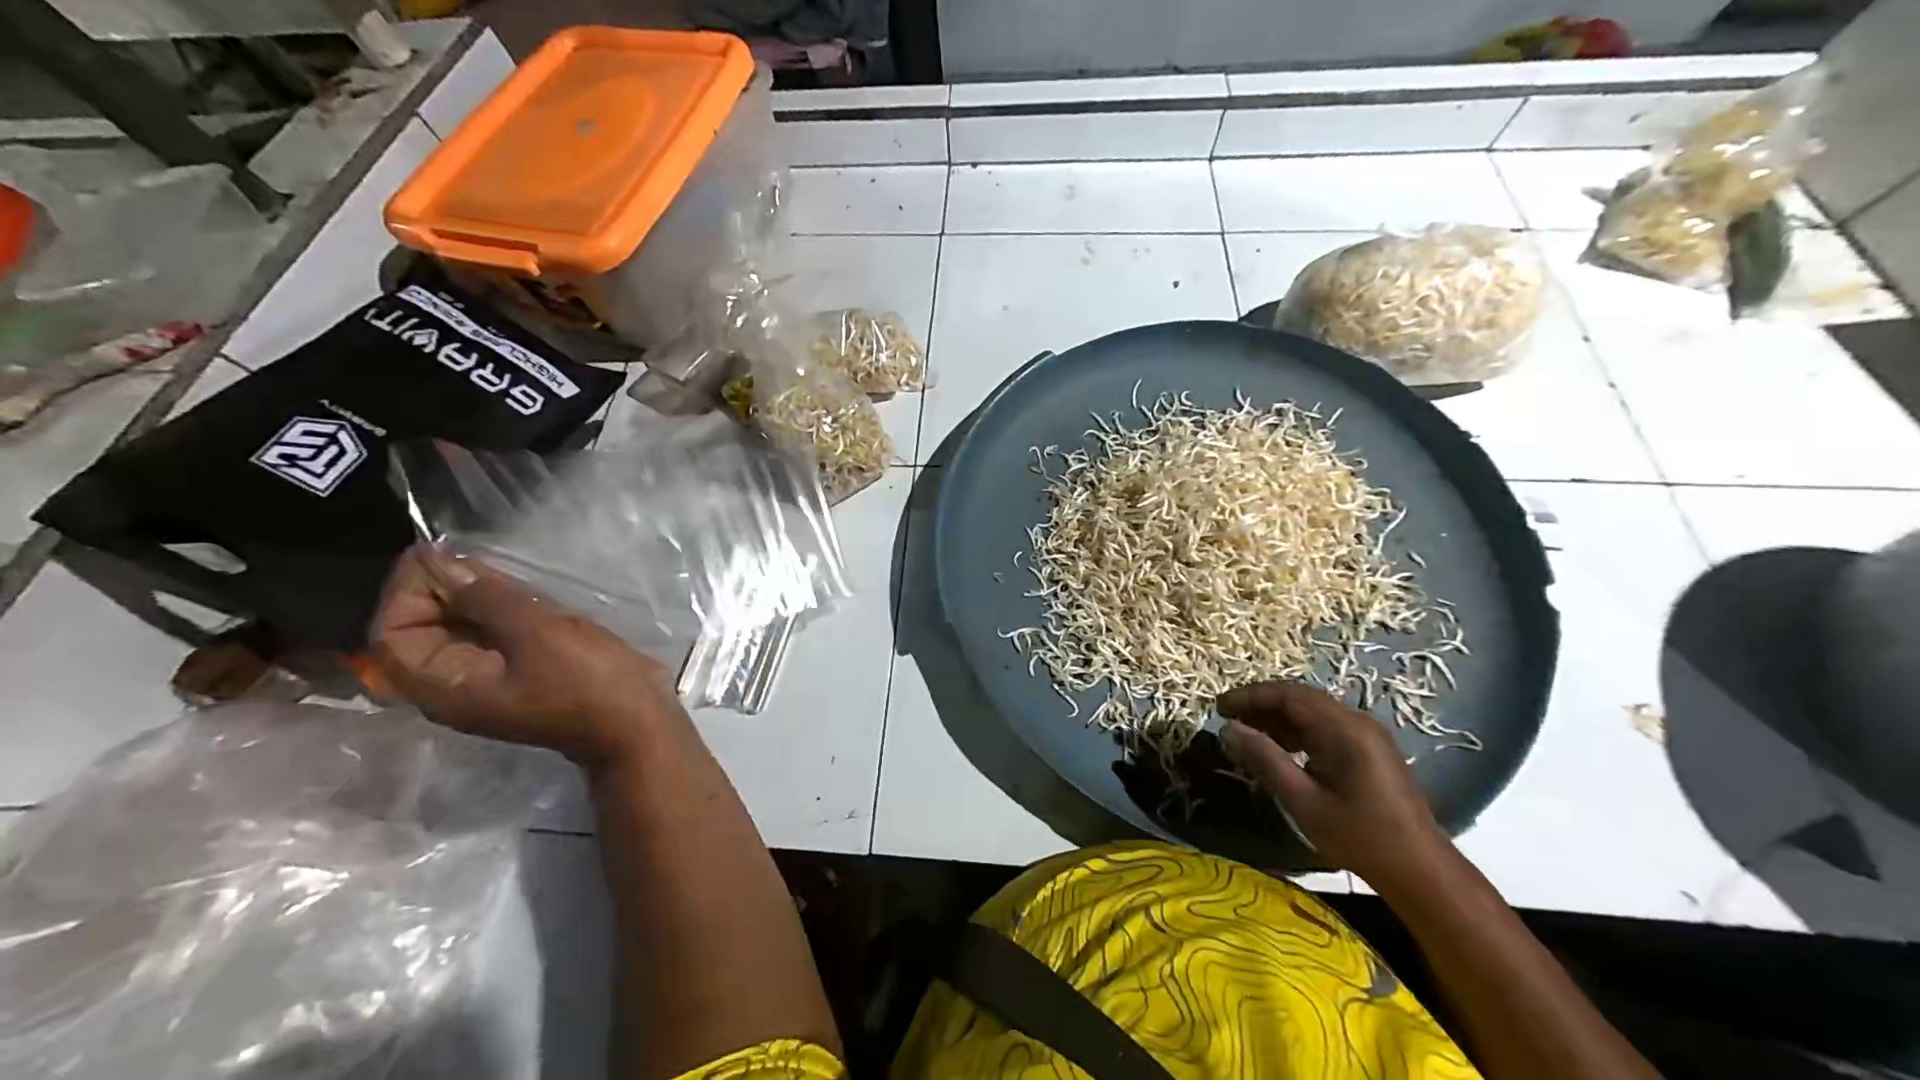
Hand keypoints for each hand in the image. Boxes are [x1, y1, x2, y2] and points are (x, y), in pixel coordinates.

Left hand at [368, 546, 680, 769]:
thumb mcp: (539, 634)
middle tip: (469, 553)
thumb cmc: (587, 682)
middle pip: (420, 632)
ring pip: (457, 633)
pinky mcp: (521, 675)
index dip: (407, 590)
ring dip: (468, 598)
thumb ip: (487, 598)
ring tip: (495, 566)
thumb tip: (445, 564)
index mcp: (446, 687)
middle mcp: (456, 688)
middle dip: (437, 589)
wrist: (637, 724)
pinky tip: (520, 592)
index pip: (392, 634)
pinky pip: (490, 639)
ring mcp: (491, 683)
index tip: (442, 553)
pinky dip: (495, 611)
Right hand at [1218, 681, 1451, 889]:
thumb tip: (1227, 729)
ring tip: (1246, 735)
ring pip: (1312, 711)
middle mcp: (1357, 722)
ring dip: (1277, 718)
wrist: (1420, 869)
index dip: (1249, 696)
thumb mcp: (1303, 800)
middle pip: (1300, 698)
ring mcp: (1367, 734)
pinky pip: (1325, 727)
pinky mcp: (1369, 749)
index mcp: (1344, 730)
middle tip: (1227, 719)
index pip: (1288, 695)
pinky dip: (1296, 731)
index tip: (1218, 707)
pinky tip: (1278, 750)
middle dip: (1260, 704)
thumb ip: (1264, 759)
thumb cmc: (1359, 837)